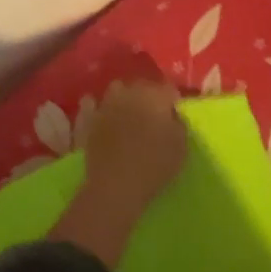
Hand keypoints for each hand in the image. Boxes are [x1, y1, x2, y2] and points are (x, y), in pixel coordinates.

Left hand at [81, 79, 187, 208]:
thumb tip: (172, 115)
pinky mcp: (88, 118)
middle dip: (149, 96)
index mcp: (155, 96)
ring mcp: (106, 103)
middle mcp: (129, 92)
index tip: (175, 115)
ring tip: (128, 114)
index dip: (173, 102)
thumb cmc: (155, 165)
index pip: (169, 89)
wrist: (116, 185)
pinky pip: (91, 103)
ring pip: (117, 89)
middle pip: (142, 86)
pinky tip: (103, 115)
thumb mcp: (181, 147)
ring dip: (124, 97)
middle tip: (154, 115)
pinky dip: (97, 106)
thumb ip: (179, 124)